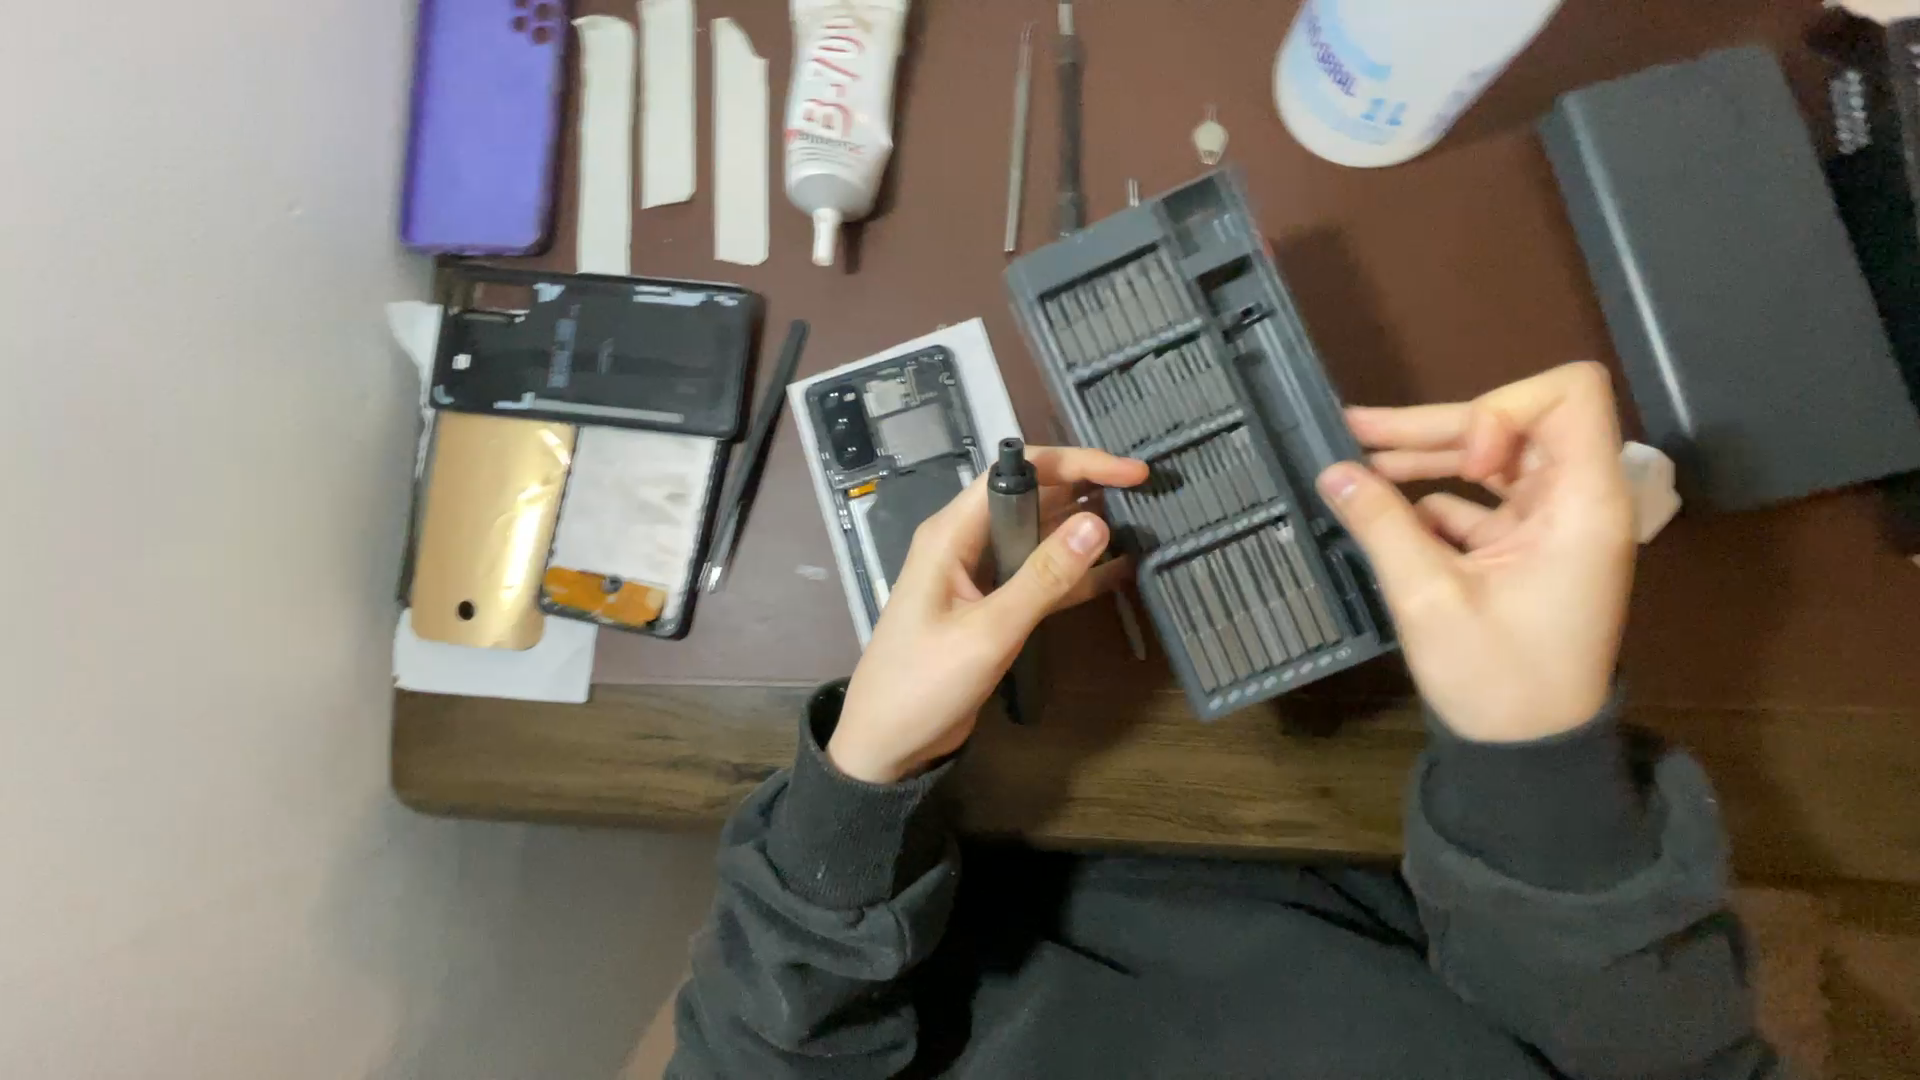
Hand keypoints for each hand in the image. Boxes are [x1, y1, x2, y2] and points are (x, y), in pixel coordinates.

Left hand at [827, 446, 1149, 783]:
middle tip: (1147, 497)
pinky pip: (1039, 579)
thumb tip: (1098, 523)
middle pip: (1031, 499)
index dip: (1075, 464)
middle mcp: (966, 543)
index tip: (1130, 472)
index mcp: (952, 533)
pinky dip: (1074, 576)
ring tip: (1144, 524)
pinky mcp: (992, 607)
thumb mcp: (988, 631)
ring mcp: (980, 575)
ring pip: (1039, 538)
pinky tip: (1119, 572)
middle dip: (1086, 492)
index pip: (1016, 473)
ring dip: (1084, 534)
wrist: (887, 743)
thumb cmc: (923, 683)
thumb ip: (1044, 578)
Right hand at [1316, 362, 1635, 742]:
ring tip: (1351, 459)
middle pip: (1512, 424)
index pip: (1569, 397)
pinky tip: (1379, 512)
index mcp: (1581, 503)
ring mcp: (1547, 524)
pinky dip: (1426, 499)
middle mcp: (1573, 500)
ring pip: (1488, 459)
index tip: (1464, 463)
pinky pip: (1473, 499)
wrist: (1525, 746)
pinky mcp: (1521, 546)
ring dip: (1422, 457)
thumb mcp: (1427, 597)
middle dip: (1432, 427)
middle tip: (1353, 432)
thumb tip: (1332, 472)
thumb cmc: (1493, 676)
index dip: (1503, 411)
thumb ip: (1381, 525)